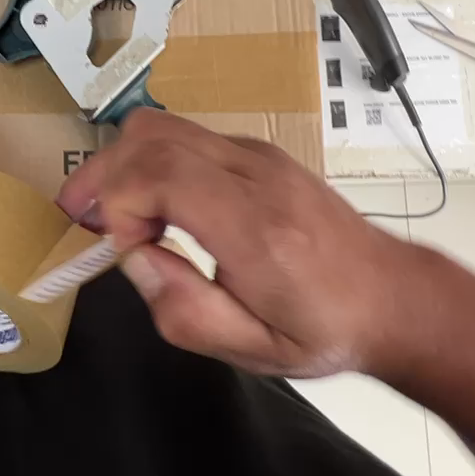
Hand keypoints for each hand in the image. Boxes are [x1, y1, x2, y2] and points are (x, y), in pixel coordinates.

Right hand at [57, 109, 426, 377]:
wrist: (392, 296)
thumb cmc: (324, 329)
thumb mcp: (252, 349)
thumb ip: (182, 309)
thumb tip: (133, 258)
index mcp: (257, 229)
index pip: (161, 174)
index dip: (118, 205)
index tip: (122, 249)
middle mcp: (256, 175)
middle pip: (150, 138)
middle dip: (101, 175)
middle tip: (81, 218)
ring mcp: (257, 154)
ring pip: (161, 126)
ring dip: (121, 164)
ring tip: (112, 211)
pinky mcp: (255, 150)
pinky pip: (182, 137)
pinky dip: (148, 162)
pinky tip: (152, 204)